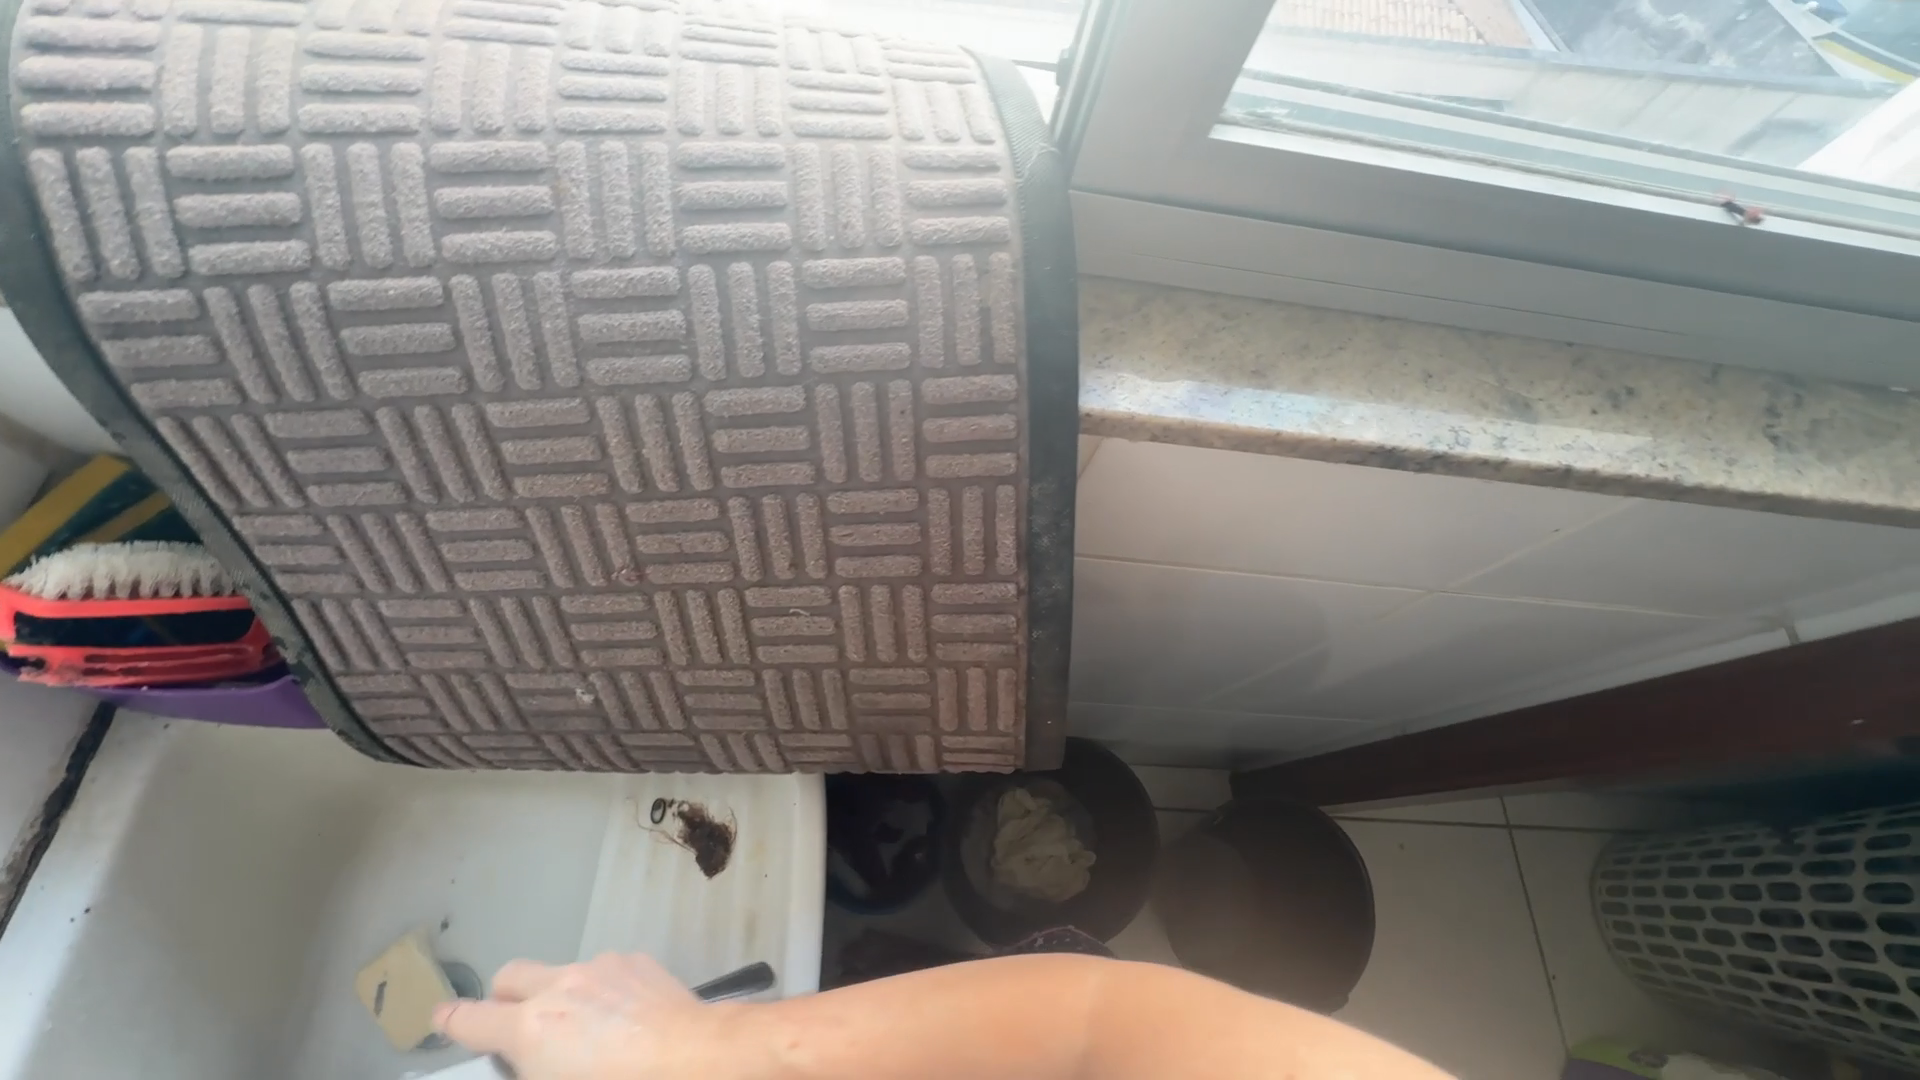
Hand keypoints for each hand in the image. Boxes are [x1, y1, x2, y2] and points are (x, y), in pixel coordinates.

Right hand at [433, 952, 732, 1079]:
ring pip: (561, 972)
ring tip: (588, 1030)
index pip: (471, 1020)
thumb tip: (531, 1058)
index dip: (451, 1021)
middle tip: (519, 1025)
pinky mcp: (635, 959)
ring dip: (560, 995)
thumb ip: (530, 1066)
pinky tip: (623, 1016)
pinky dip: (600, 988)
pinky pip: (603, 970)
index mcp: (531, 1027)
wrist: (690, 1056)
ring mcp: (601, 966)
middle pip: (511, 976)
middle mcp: (560, 986)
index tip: (442, 1017)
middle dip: (505, 998)